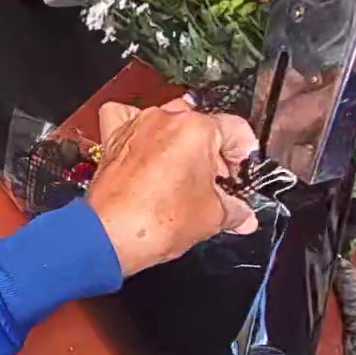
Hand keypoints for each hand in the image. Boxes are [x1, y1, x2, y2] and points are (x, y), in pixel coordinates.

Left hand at [87, 98, 259, 276]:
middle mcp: (167, 118)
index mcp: (198, 129)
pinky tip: (146, 146)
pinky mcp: (114, 137)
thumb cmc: (157, 223)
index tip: (241, 176)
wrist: (110, 236)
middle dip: (215, 155)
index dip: (245, 156)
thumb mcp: (212, 218)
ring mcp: (138, 125)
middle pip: (204, 127)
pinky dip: (138, 129)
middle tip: (217, 185)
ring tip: (185, 174)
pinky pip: (127, 119)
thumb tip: (244, 216)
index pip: (237, 131)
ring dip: (182, 144)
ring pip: (170, 122)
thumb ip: (235, 210)